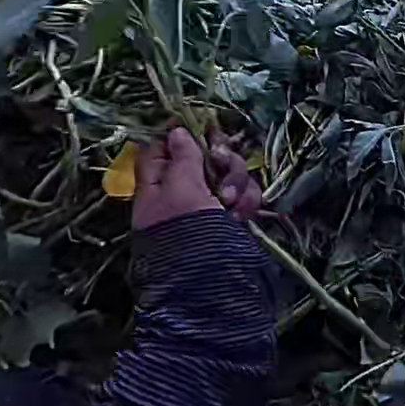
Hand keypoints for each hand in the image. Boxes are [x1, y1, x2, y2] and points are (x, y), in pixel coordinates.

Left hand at [133, 127, 262, 229]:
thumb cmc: (186, 233)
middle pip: (204, 154)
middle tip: (220, 163)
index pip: (163, 147)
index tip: (199, 122)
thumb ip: (182, 158)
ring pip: (229, 172)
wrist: (210, 283)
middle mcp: (183, 189)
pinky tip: (241, 216)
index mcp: (157, 183)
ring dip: (235, 182)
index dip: (179, 132)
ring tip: (231, 204)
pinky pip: (244, 193)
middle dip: (219, 158)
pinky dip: (246, 201)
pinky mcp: (232, 215)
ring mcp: (209, 203)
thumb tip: (177, 131)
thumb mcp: (180, 190)